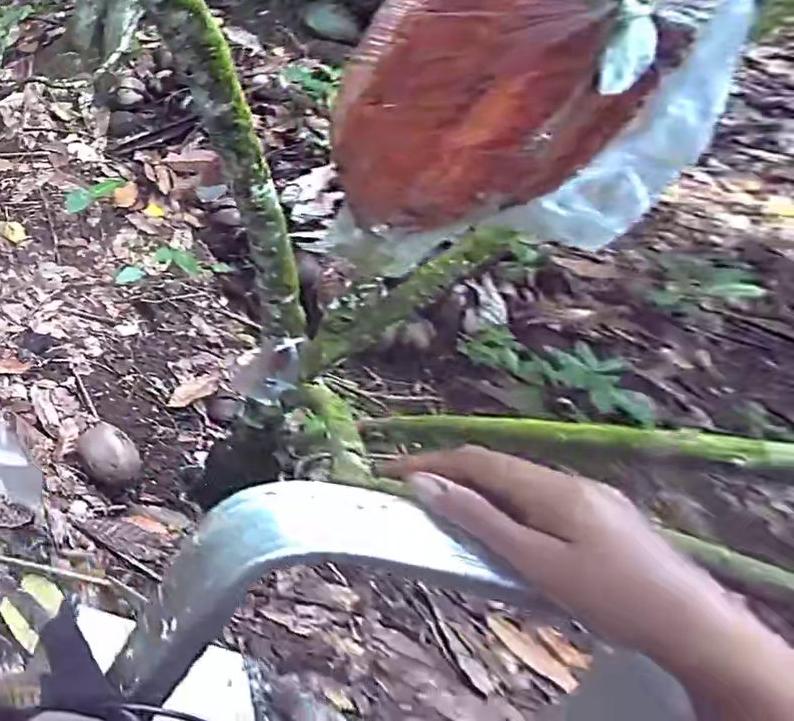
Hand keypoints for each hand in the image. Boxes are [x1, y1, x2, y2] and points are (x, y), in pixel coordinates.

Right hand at [387, 446, 793, 719]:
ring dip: (478, 491)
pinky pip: (542, 500)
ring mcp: (598, 502)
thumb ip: (475, 517)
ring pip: (519, 483)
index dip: (425, 462)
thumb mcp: (534, 561)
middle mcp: (574, 484)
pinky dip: (507, 505)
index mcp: (553, 487)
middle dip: (449, 474)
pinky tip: (505, 528)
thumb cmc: (615, 599)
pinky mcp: (613, 523)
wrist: (716, 644)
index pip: (472, 459)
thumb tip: (420, 482)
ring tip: (451, 511)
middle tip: (413, 492)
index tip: (387, 472)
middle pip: (496, 467)